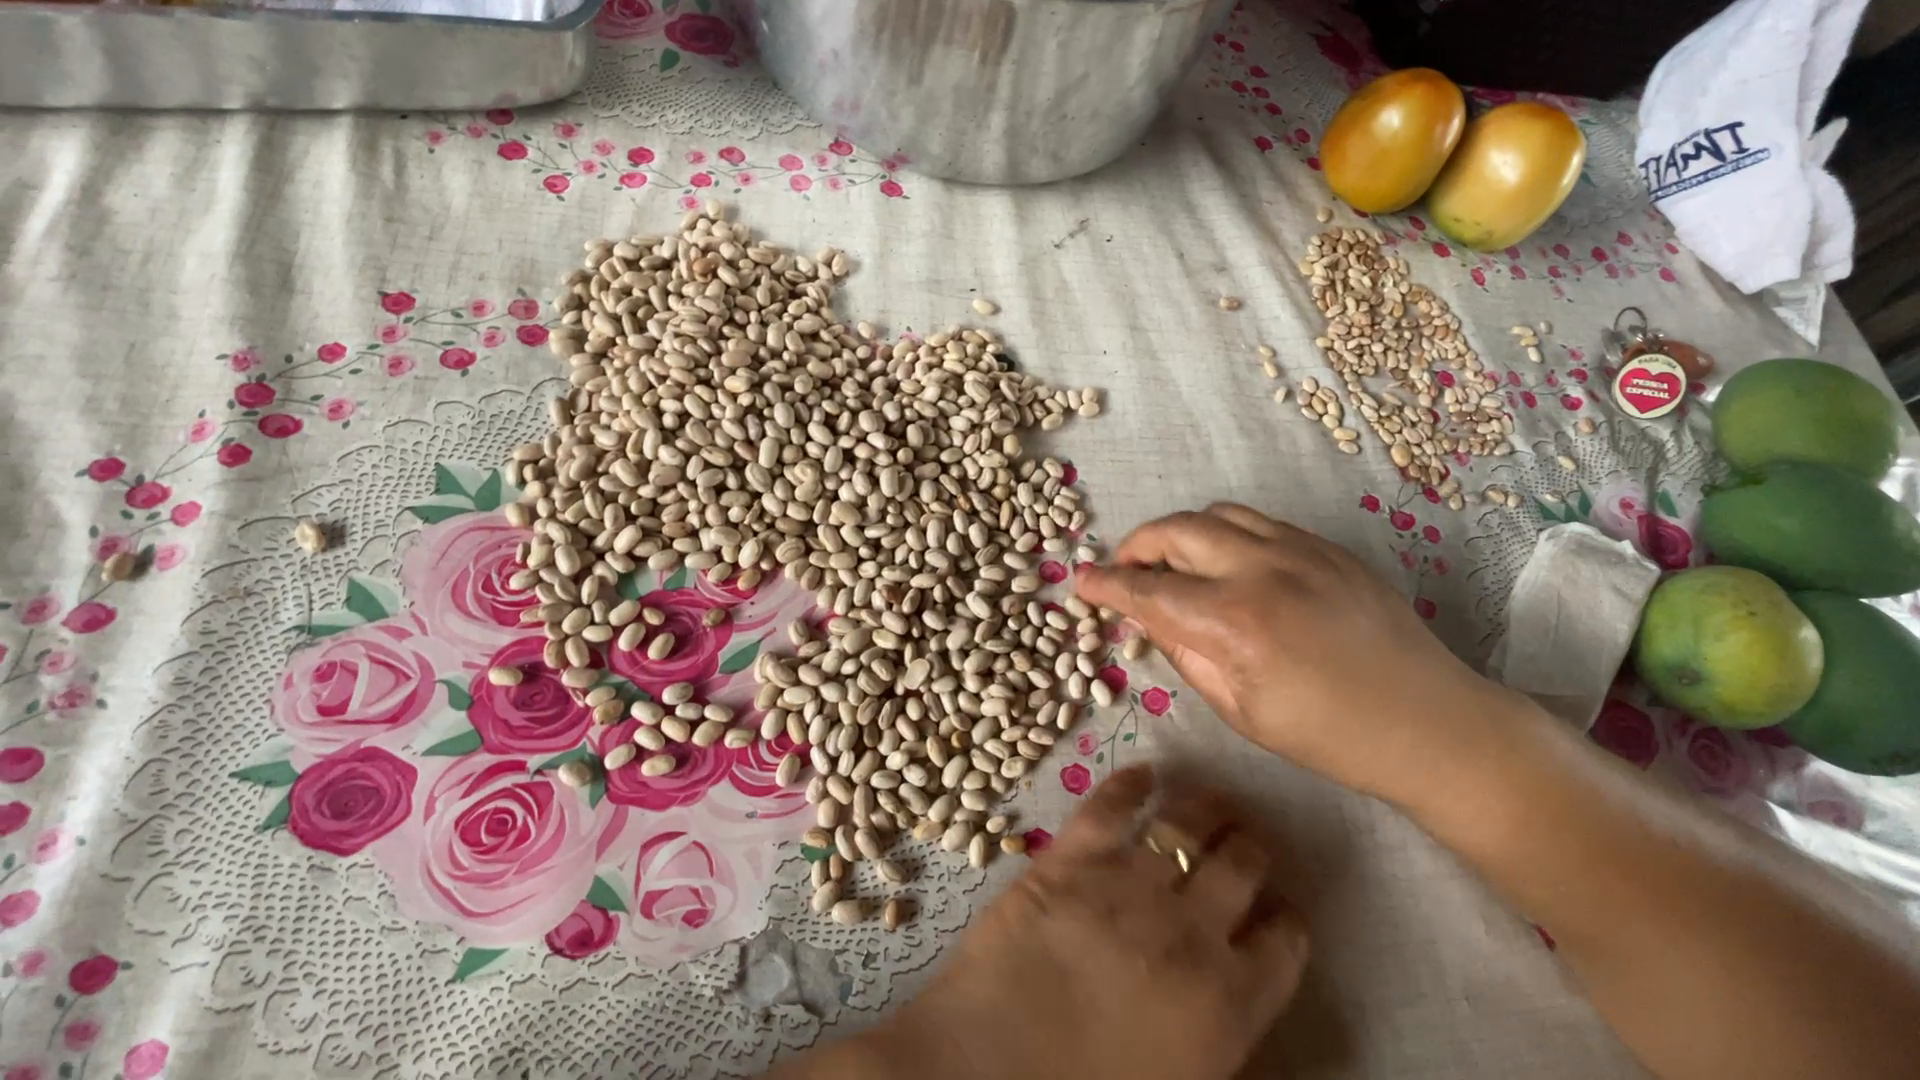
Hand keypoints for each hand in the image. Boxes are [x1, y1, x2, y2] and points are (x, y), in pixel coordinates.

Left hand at [868, 766, 1307, 1079]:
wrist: (990, 1073)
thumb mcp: (1183, 1073)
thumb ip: (1219, 1021)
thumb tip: (1234, 983)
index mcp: (1228, 1000)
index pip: (1284, 940)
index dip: (1284, 919)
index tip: (1277, 907)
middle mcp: (1190, 930)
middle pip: (1243, 865)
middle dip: (1252, 847)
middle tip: (1246, 839)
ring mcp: (1129, 885)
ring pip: (1186, 823)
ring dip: (1208, 805)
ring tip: (1214, 797)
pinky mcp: (1071, 859)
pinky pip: (1111, 807)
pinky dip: (1131, 784)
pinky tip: (1145, 773)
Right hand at [1075, 504, 1502, 798]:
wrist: (1430, 723)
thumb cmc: (1329, 736)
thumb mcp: (1241, 709)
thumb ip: (1185, 653)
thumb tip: (1148, 617)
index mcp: (1236, 622)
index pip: (1150, 590)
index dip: (1108, 585)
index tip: (1082, 583)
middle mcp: (1263, 570)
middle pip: (1176, 531)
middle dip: (1137, 546)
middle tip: (1124, 571)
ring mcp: (1302, 550)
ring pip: (1217, 514)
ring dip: (1181, 534)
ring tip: (1173, 564)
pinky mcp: (1328, 548)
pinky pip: (1260, 523)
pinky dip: (1225, 535)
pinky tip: (1228, 567)